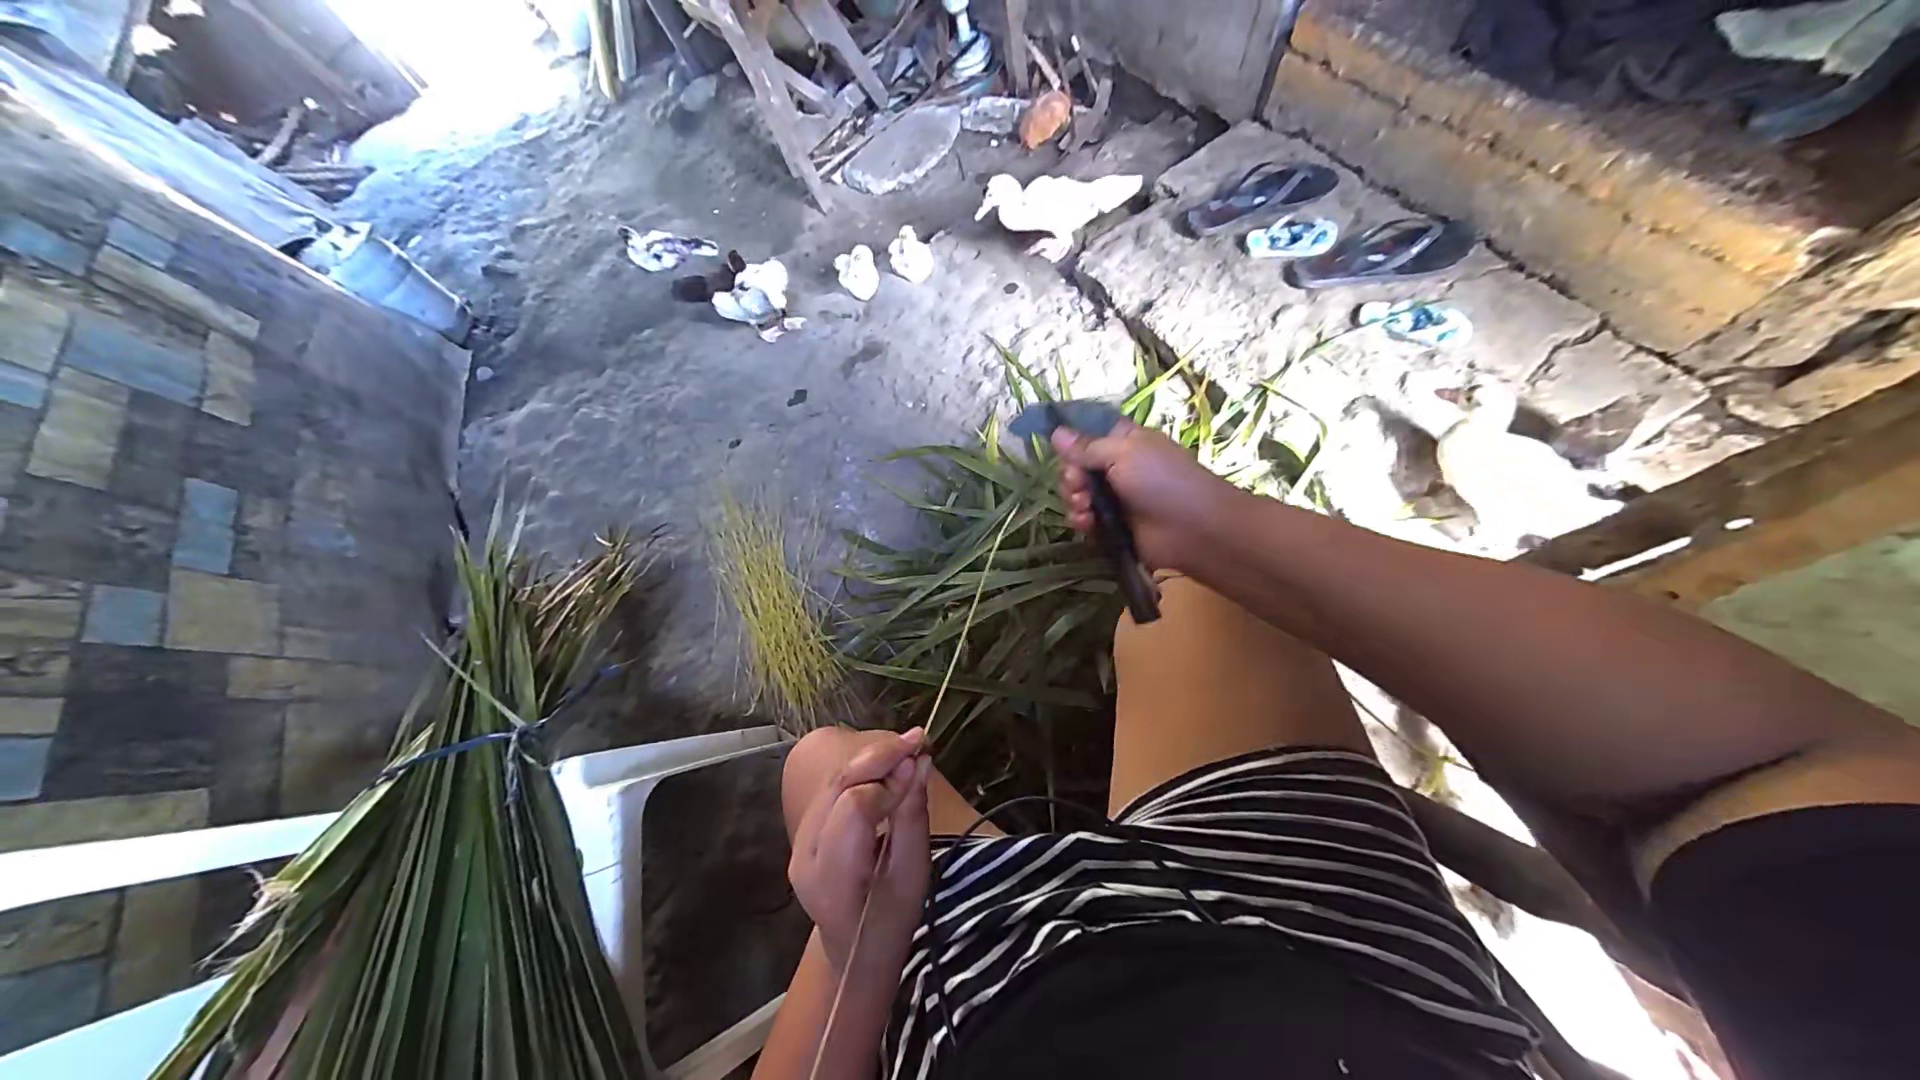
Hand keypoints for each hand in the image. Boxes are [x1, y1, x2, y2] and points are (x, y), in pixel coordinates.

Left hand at [788, 728, 932, 968]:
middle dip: (879, 756)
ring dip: (872, 759)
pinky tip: (887, 765)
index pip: (855, 806)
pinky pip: (832, 789)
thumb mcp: (912, 877)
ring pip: (833, 781)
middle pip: (839, 785)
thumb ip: (912, 818)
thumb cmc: (890, 923)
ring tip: (907, 748)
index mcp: (832, 877)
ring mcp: (799, 840)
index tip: (921, 761)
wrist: (855, 953)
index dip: (889, 780)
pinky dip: (862, 771)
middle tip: (918, 739)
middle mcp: (805, 853)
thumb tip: (920, 762)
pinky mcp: (804, 830)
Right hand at [1053, 421, 1234, 572]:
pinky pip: (1087, 520)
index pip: (1088, 437)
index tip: (1061, 453)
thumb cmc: (1161, 480)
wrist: (1193, 529)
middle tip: (1078, 484)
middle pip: (1078, 468)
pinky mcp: (1114, 527)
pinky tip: (1087, 523)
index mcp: (1124, 443)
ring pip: (1078, 495)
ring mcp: (1116, 499)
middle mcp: (1118, 468)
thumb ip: (1086, 446)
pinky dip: (1082, 520)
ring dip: (1074, 499)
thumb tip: (1056, 432)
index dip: (1072, 444)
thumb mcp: (1123, 453)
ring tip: (1083, 506)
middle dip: (1071, 476)